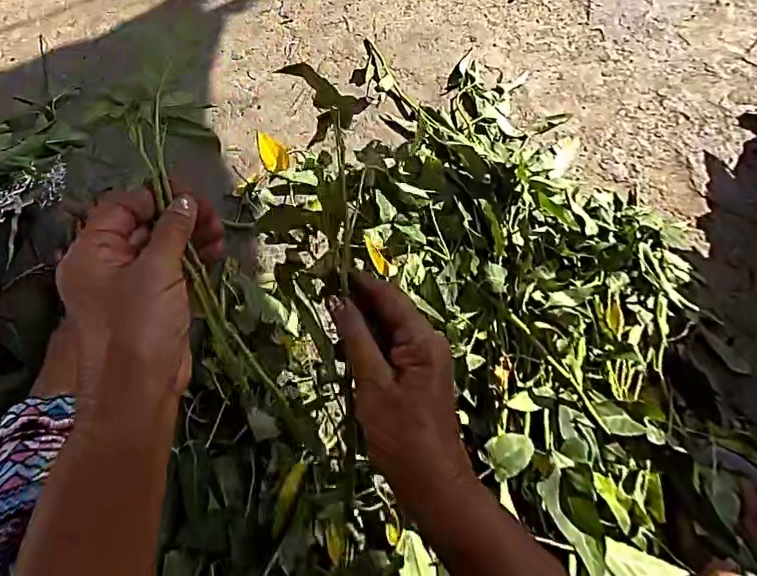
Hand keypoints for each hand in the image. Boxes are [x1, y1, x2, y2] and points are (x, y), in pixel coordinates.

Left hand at [53, 183, 222, 404]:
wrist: (138, 399)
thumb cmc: (138, 328)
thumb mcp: (156, 270)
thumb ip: (172, 228)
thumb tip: (185, 200)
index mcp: (91, 252)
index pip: (122, 207)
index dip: (155, 196)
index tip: (189, 193)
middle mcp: (106, 265)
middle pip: (144, 225)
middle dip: (180, 217)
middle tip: (211, 215)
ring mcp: (129, 286)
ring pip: (161, 247)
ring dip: (191, 237)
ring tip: (218, 234)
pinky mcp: (150, 304)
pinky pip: (171, 270)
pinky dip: (192, 259)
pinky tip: (216, 252)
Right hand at [334, 273, 564, 575]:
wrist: (435, 487)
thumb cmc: (402, 437)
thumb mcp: (372, 384)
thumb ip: (356, 338)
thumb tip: (337, 300)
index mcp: (423, 339)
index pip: (388, 295)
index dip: (358, 280)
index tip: (328, 269)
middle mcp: (429, 341)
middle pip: (389, 308)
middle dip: (357, 300)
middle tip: (321, 292)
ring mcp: (426, 358)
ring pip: (388, 328)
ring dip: (361, 323)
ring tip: (327, 317)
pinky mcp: (419, 375)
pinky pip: (392, 347)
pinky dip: (369, 344)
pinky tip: (346, 348)